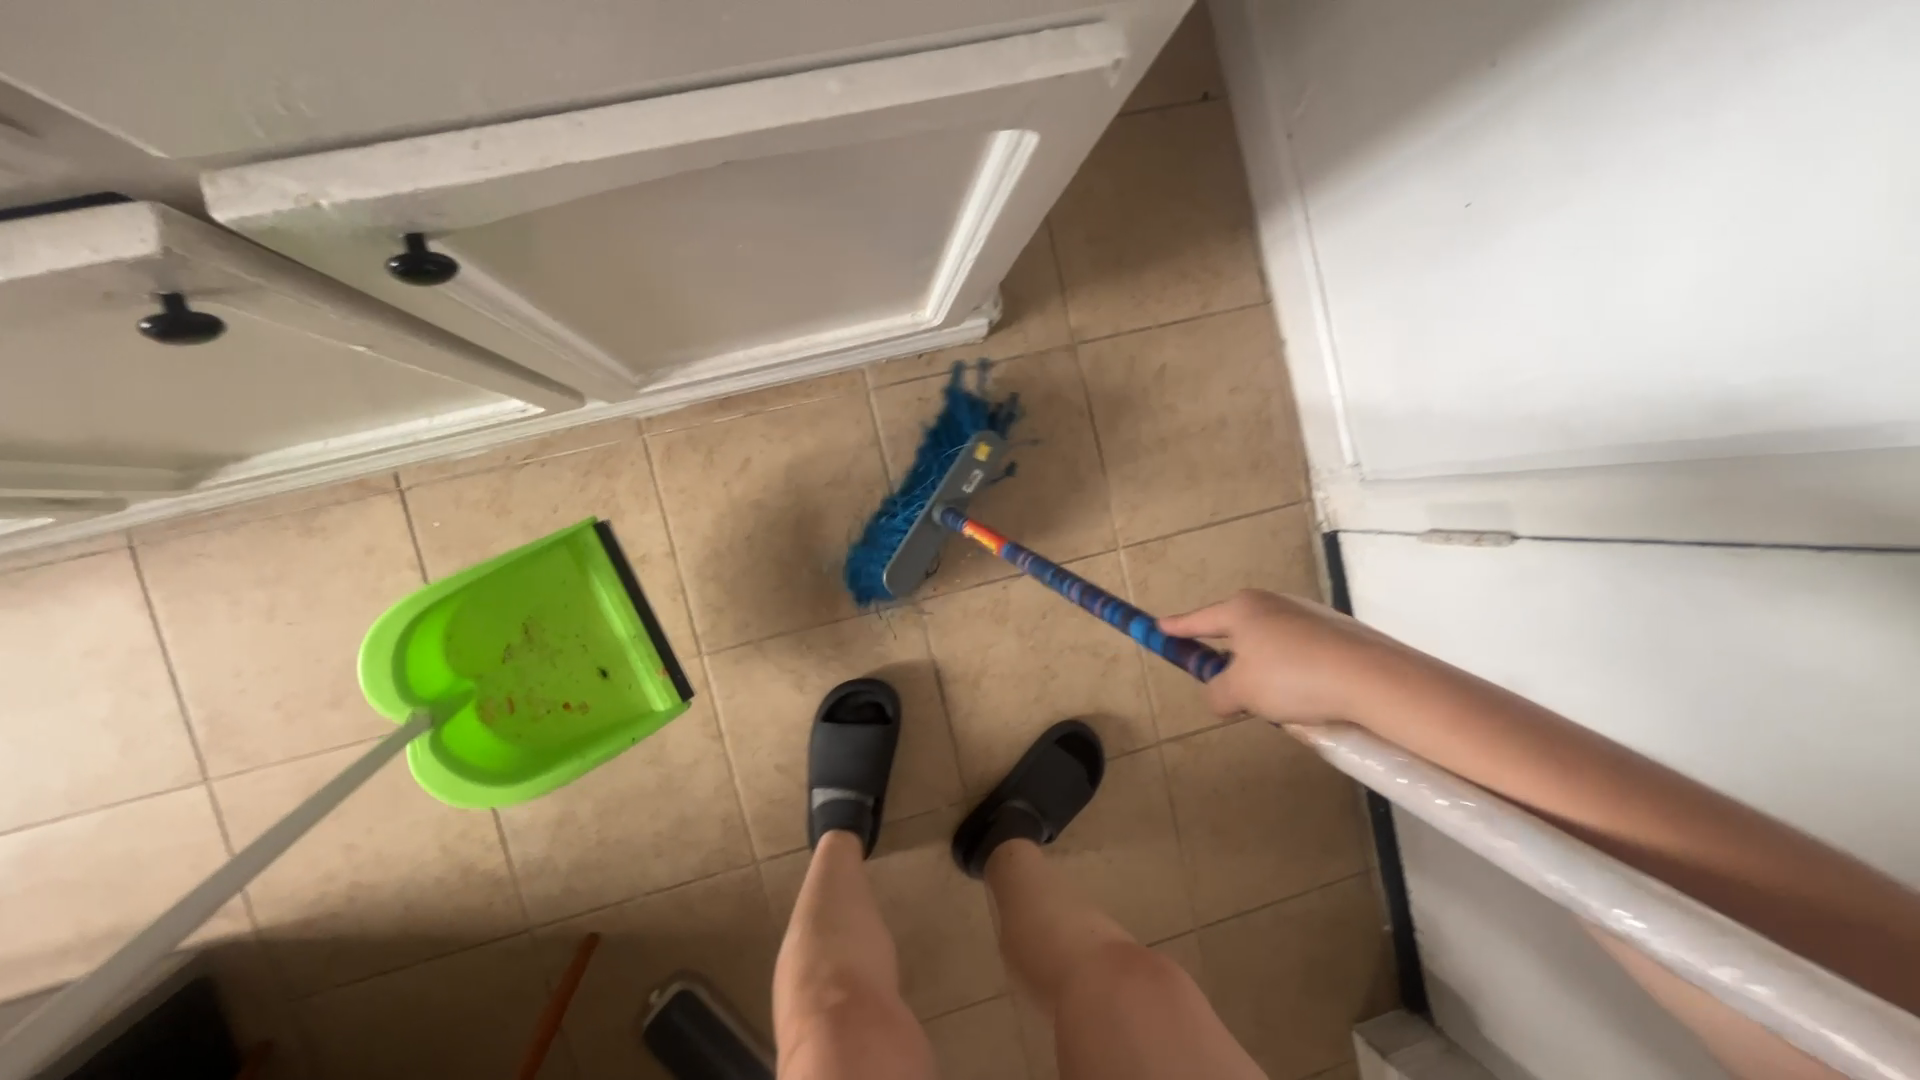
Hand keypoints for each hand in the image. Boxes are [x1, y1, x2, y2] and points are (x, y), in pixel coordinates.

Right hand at [1159, 590, 1409, 723]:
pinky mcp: (1336, 631)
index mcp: (1242, 609)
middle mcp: (1272, 602)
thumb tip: (1219, 695)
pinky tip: (1306, 696)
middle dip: (1228, 656)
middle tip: (1227, 686)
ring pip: (1270, 643)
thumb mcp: (1239, 692)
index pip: (1198, 620)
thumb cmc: (1291, 678)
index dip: (1176, 628)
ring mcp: (1307, 613)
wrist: (1370, 678)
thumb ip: (1217, 692)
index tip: (1158, 628)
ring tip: (1275, 701)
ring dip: (1263, 668)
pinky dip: (1293, 671)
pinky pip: (1299, 651)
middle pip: (1236, 630)